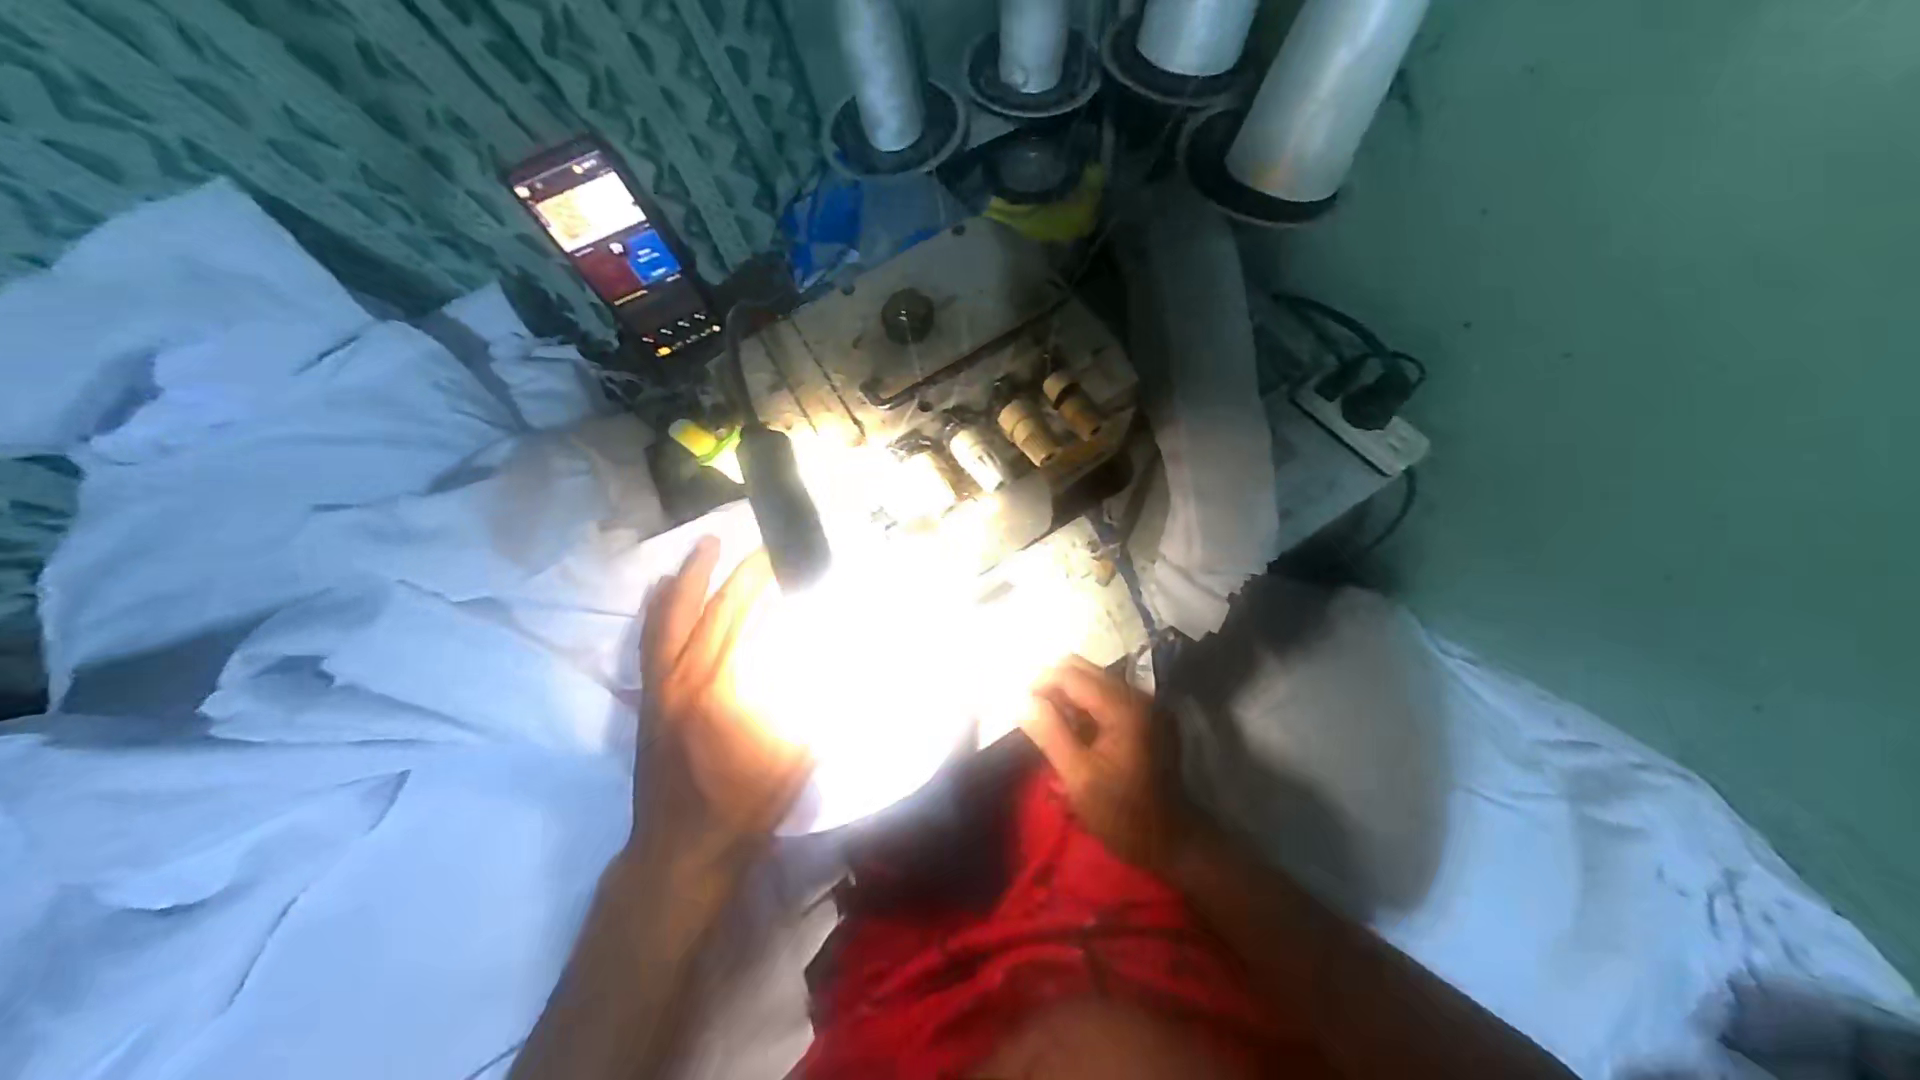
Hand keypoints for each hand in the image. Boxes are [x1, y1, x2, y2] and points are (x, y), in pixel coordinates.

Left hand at [631, 537, 811, 874]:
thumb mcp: (792, 755)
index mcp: (716, 687)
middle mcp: (679, 680)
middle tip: (723, 538)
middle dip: (709, 570)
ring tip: (691, 555)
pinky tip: (662, 602)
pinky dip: (656, 616)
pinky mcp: (648, 707)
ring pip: (661, 624)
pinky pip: (648, 647)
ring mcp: (657, 692)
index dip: (751, 582)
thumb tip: (835, 658)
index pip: (733, 617)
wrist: (680, 852)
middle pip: (692, 611)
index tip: (772, 556)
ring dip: (678, 585)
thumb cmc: (741, 807)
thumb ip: (813, 703)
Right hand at [1021, 656, 1202, 875]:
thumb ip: (1050, 734)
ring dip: (1068, 696)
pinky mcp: (1147, 717)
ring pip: (1095, 680)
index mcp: (1124, 709)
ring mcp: (1146, 705)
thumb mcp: (1079, 779)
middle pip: (1084, 670)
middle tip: (1034, 716)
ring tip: (1052, 726)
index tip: (1020, 706)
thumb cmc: (1123, 815)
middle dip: (1053, 686)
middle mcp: (1139, 696)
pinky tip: (1075, 732)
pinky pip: (1107, 696)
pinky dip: (1085, 706)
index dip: (1041, 683)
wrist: (1173, 842)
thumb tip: (1023, 702)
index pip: (1072, 675)